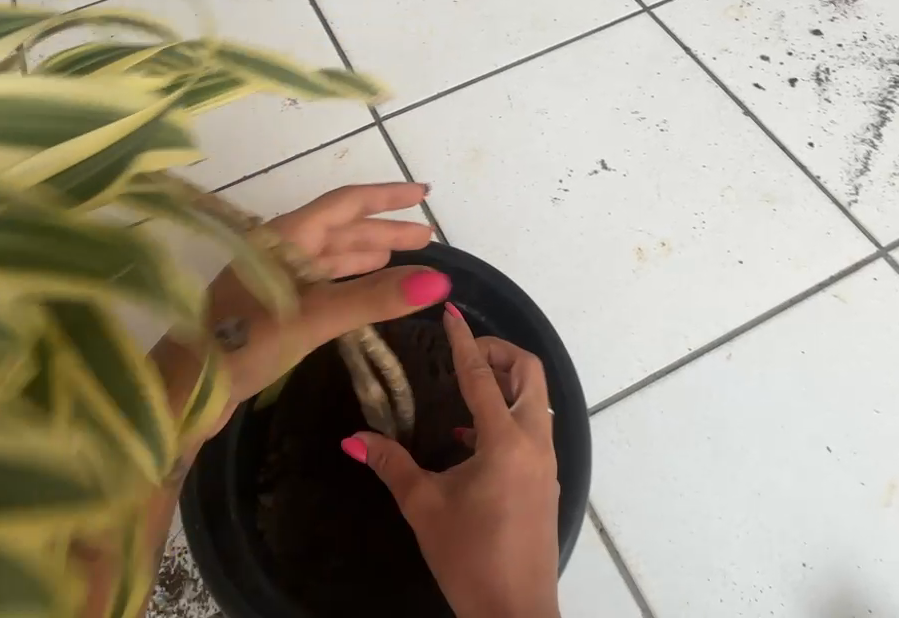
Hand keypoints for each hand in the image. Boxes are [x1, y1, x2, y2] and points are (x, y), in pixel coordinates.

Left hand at [174, 183, 443, 441]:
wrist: (185, 389)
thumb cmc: (246, 342)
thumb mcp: (315, 316)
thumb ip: (375, 296)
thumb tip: (439, 280)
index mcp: (287, 236)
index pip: (345, 203)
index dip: (386, 197)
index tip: (423, 193)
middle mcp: (281, 248)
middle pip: (340, 228)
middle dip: (384, 228)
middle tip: (427, 235)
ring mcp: (274, 277)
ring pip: (330, 255)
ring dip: (366, 252)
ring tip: (403, 254)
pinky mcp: (271, 307)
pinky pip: (320, 281)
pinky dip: (348, 278)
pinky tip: (362, 286)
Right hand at [344, 305, 561, 617]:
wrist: (516, 614)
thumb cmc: (470, 558)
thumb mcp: (424, 507)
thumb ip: (390, 465)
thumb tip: (352, 438)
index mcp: (505, 441)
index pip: (482, 374)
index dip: (463, 340)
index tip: (449, 311)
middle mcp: (534, 442)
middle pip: (529, 373)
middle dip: (498, 351)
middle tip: (463, 351)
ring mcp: (546, 461)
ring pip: (536, 399)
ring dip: (506, 381)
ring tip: (465, 384)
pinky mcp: (546, 479)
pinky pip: (534, 427)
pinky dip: (509, 412)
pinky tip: (469, 434)